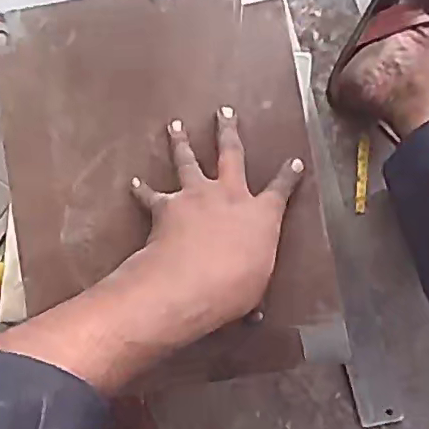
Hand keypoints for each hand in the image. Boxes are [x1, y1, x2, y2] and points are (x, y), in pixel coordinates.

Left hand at [124, 108, 304, 337]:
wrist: (191, 280)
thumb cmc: (234, 288)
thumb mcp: (253, 291)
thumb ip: (253, 295)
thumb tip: (255, 317)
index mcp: (261, 214)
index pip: (281, 190)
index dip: (289, 175)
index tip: (294, 161)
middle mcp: (229, 195)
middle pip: (231, 154)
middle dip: (228, 131)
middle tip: (223, 112)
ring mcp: (196, 195)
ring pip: (188, 159)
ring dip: (181, 141)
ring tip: (175, 124)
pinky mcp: (167, 205)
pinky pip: (151, 194)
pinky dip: (141, 189)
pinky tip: (133, 183)